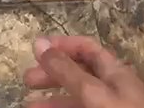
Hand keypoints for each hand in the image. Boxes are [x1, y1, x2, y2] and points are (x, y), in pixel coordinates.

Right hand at [24, 35, 143, 107]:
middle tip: (28, 80)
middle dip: (51, 75)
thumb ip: (66, 70)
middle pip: (78, 74)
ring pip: (77, 100)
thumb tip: (38, 43)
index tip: (37, 50)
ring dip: (52, 100)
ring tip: (29, 106)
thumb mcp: (93, 93)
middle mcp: (114, 91)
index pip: (87, 48)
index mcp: (116, 74)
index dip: (62, 45)